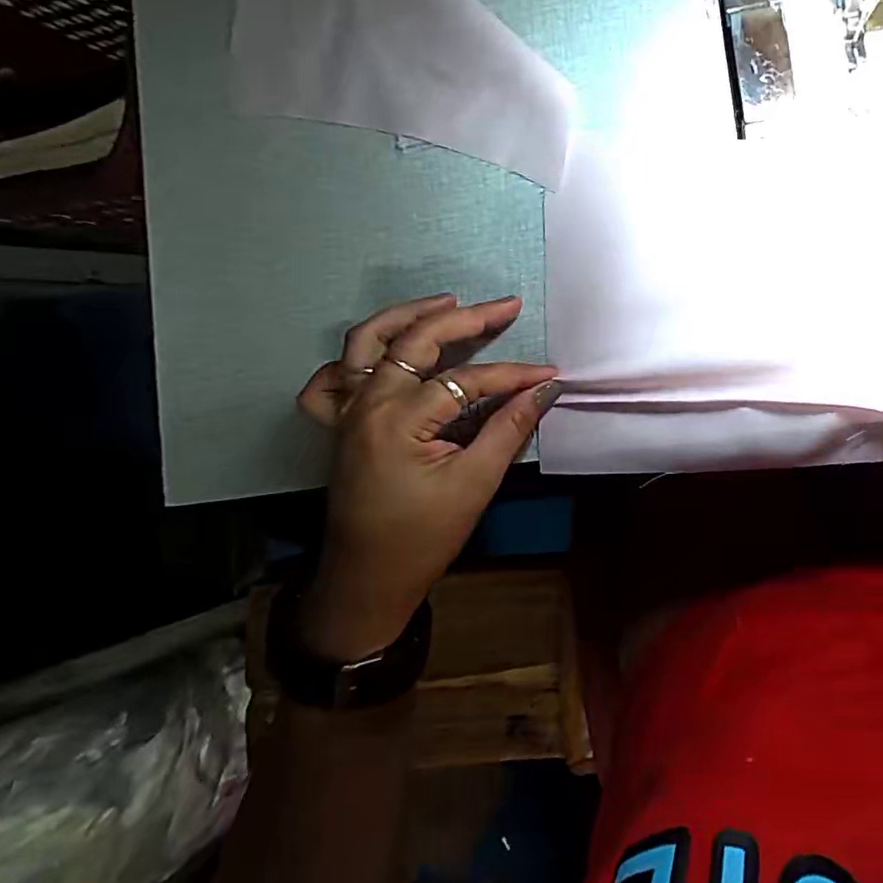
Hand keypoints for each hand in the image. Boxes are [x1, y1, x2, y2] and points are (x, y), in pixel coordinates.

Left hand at [294, 295, 559, 659]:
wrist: (369, 578)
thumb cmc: (425, 534)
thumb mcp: (477, 481)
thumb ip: (510, 427)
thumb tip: (545, 388)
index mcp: (398, 419)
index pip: (466, 378)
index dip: (514, 374)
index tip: (550, 374)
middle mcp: (366, 404)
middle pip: (413, 340)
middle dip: (465, 318)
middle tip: (505, 307)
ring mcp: (346, 413)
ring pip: (365, 344)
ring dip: (406, 318)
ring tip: (446, 303)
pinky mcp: (339, 426)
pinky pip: (332, 382)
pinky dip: (354, 360)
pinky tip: (381, 357)